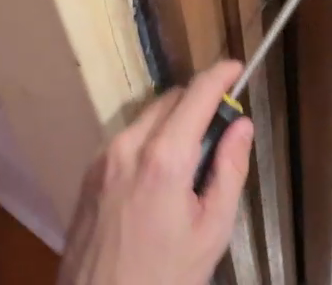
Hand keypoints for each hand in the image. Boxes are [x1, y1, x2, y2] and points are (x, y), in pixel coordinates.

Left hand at [57, 60, 253, 284]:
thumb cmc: (164, 278)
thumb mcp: (211, 232)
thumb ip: (230, 171)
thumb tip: (242, 125)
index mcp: (164, 157)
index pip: (197, 94)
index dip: (221, 74)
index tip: (238, 68)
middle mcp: (129, 145)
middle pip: (171, 99)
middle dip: (199, 101)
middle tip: (220, 128)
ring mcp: (103, 157)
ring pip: (147, 116)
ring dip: (173, 120)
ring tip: (190, 160)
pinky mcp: (89, 173)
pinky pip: (127, 137)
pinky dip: (150, 139)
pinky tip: (159, 176)